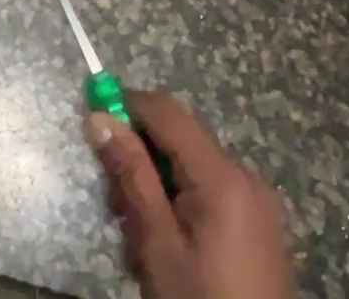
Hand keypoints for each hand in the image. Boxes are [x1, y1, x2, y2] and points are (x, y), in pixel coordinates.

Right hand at [84, 91, 292, 298]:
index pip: (167, 111)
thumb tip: (99, 117)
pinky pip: (208, 190)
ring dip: (155, 185)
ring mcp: (256, 200)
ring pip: (188, 166)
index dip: (126, 105)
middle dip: (138, 158)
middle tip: (114, 205)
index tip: (90, 121)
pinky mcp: (258, 222)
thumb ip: (131, 176)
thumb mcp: (157, 243)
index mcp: (222, 176)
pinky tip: (166, 242)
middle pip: (177, 139)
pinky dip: (178, 201)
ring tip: (138, 237)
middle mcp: (245, 175)